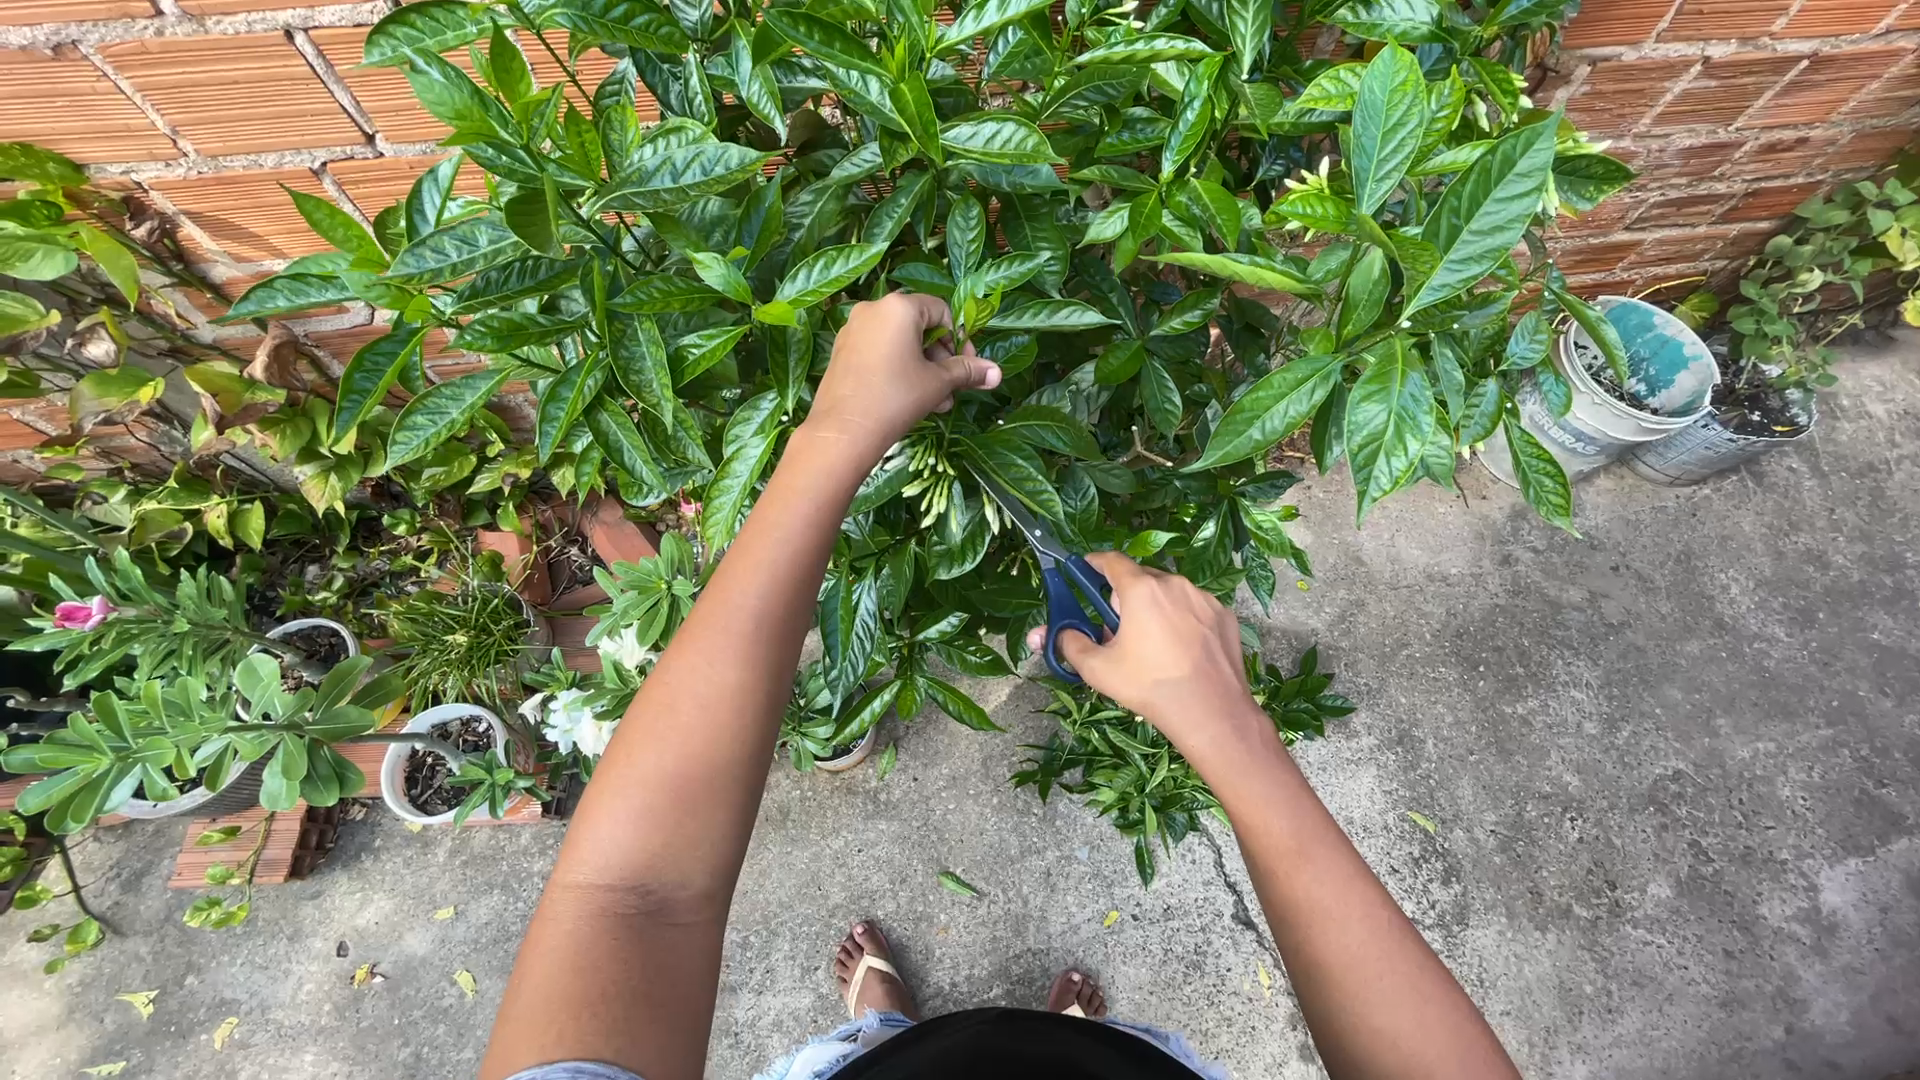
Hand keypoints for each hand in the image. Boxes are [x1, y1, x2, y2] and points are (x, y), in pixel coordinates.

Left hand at [803, 293, 1000, 461]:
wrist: (843, 432)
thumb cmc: (896, 398)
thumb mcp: (937, 383)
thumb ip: (967, 372)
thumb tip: (998, 373)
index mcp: (898, 307)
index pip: (940, 311)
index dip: (959, 339)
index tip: (967, 367)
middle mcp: (872, 309)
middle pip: (919, 327)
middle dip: (940, 359)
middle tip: (951, 388)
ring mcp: (853, 331)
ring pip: (900, 344)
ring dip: (923, 370)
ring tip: (936, 402)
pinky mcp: (842, 352)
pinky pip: (880, 353)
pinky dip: (899, 370)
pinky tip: (911, 400)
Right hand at [1025, 553, 1273, 765]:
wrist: (1210, 712)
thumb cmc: (1150, 686)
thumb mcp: (1098, 669)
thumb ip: (1070, 644)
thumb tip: (1060, 633)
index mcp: (1141, 590)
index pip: (1111, 561)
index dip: (1094, 562)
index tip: (1085, 568)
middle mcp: (1174, 584)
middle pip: (1141, 577)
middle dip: (1125, 594)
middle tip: (1117, 625)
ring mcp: (1203, 598)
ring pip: (1169, 592)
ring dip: (1155, 606)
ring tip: (1152, 642)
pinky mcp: (1223, 615)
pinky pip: (1194, 607)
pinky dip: (1183, 619)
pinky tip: (1181, 649)